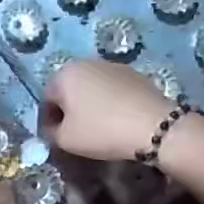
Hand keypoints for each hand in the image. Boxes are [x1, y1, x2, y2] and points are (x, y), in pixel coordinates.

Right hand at [41, 60, 181, 161]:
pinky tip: (119, 119)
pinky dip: (110, 101)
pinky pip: (112, 89)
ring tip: (100, 125)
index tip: (58, 137)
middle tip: (78, 131)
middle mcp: (85, 63)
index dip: (50, 121)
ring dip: (90, 104)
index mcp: (63, 74)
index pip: (47, 99)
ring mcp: (112, 66)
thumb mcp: (66, 140)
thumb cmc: (102, 130)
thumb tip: (54, 128)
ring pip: (92, 88)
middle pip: (69, 90)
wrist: (156, 126)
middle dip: (70, 109)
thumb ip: (51, 132)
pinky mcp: (134, 74)